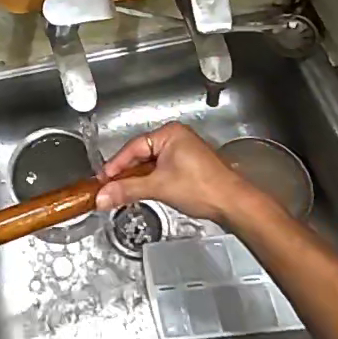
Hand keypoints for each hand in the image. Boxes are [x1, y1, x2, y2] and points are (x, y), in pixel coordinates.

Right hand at [93, 122, 266, 225]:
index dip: (115, 165)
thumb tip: (102, 196)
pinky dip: (151, 181)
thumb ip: (127, 190)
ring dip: (138, 178)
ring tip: (123, 192)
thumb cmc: (204, 188)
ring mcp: (183, 152)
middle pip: (141, 155)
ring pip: (151, 164)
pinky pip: (162, 170)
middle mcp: (176, 138)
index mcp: (169, 134)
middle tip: (109, 188)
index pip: (133, 147)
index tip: (102, 179)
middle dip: (126, 173)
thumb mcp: (159, 187)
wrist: (234, 205)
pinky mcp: (189, 166)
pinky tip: (143, 192)